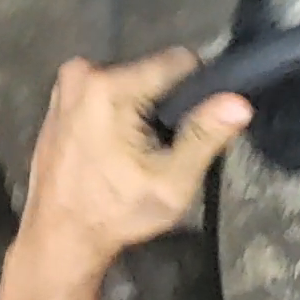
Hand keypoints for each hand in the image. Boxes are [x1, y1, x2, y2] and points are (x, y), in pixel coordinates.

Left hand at [13, 50, 251, 289]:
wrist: (59, 237)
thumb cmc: (118, 211)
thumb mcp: (173, 181)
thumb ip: (206, 135)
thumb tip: (241, 102)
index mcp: (110, 86)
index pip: (180, 62)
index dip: (197, 93)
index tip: (194, 129)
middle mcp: (83, 73)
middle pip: (153, 74)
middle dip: (166, 105)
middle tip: (165, 149)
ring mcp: (65, 87)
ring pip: (131, 85)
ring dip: (143, 111)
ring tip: (141, 153)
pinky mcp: (58, 102)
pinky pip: (107, 96)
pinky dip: (119, 116)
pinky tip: (116, 152)